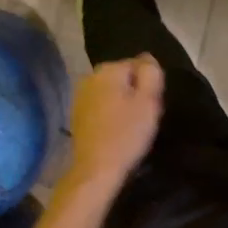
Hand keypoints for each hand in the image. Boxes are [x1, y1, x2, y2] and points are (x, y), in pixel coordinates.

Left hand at [67, 54, 164, 187]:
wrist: (96, 169)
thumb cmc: (126, 134)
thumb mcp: (149, 101)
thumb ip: (151, 74)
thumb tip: (147, 58)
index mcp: (108, 69)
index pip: (138, 65)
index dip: (148, 85)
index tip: (150, 106)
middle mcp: (90, 76)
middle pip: (122, 78)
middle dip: (134, 93)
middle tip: (142, 118)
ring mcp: (80, 95)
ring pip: (111, 92)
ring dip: (121, 104)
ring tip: (129, 126)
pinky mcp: (76, 113)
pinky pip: (100, 105)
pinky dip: (109, 114)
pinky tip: (114, 131)